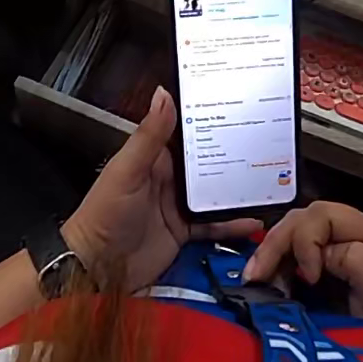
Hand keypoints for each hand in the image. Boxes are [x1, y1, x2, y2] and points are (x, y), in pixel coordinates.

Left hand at [62, 87, 261, 291]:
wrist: (97, 266)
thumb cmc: (102, 215)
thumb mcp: (128, 170)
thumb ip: (149, 135)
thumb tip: (163, 95)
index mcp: (154, 157)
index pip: (186, 132)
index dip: (209, 121)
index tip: (236, 108)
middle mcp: (169, 179)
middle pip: (207, 163)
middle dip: (233, 155)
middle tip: (263, 144)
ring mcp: (178, 205)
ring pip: (215, 193)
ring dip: (237, 188)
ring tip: (265, 180)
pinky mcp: (184, 231)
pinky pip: (214, 224)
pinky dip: (232, 223)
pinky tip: (251, 220)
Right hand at [243, 202, 362, 320]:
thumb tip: (326, 252)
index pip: (326, 215)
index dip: (307, 240)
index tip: (307, 278)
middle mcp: (350, 230)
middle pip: (302, 219)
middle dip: (276, 244)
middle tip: (256, 277)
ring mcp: (333, 244)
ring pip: (289, 232)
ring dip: (269, 254)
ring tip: (255, 282)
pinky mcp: (318, 262)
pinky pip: (288, 253)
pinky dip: (271, 266)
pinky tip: (262, 284)